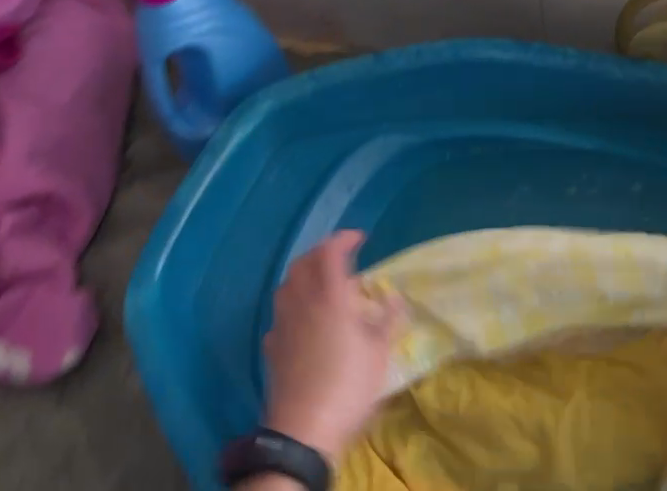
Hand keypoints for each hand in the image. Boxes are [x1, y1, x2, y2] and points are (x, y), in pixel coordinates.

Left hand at [262, 231, 404, 458]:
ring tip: (323, 285)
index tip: (360, 238)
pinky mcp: (272, 346)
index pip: (330, 251)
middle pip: (303, 262)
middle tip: (341, 257)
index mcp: (329, 295)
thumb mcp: (379, 352)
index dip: (344, 239)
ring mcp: (282, 323)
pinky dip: (294, 304)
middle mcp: (301, 301)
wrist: (303, 429)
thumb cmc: (347, 385)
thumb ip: (387, 319)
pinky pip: (281, 312)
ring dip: (304, 275)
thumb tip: (394, 295)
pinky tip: (305, 320)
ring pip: (287, 285)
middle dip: (321, 253)